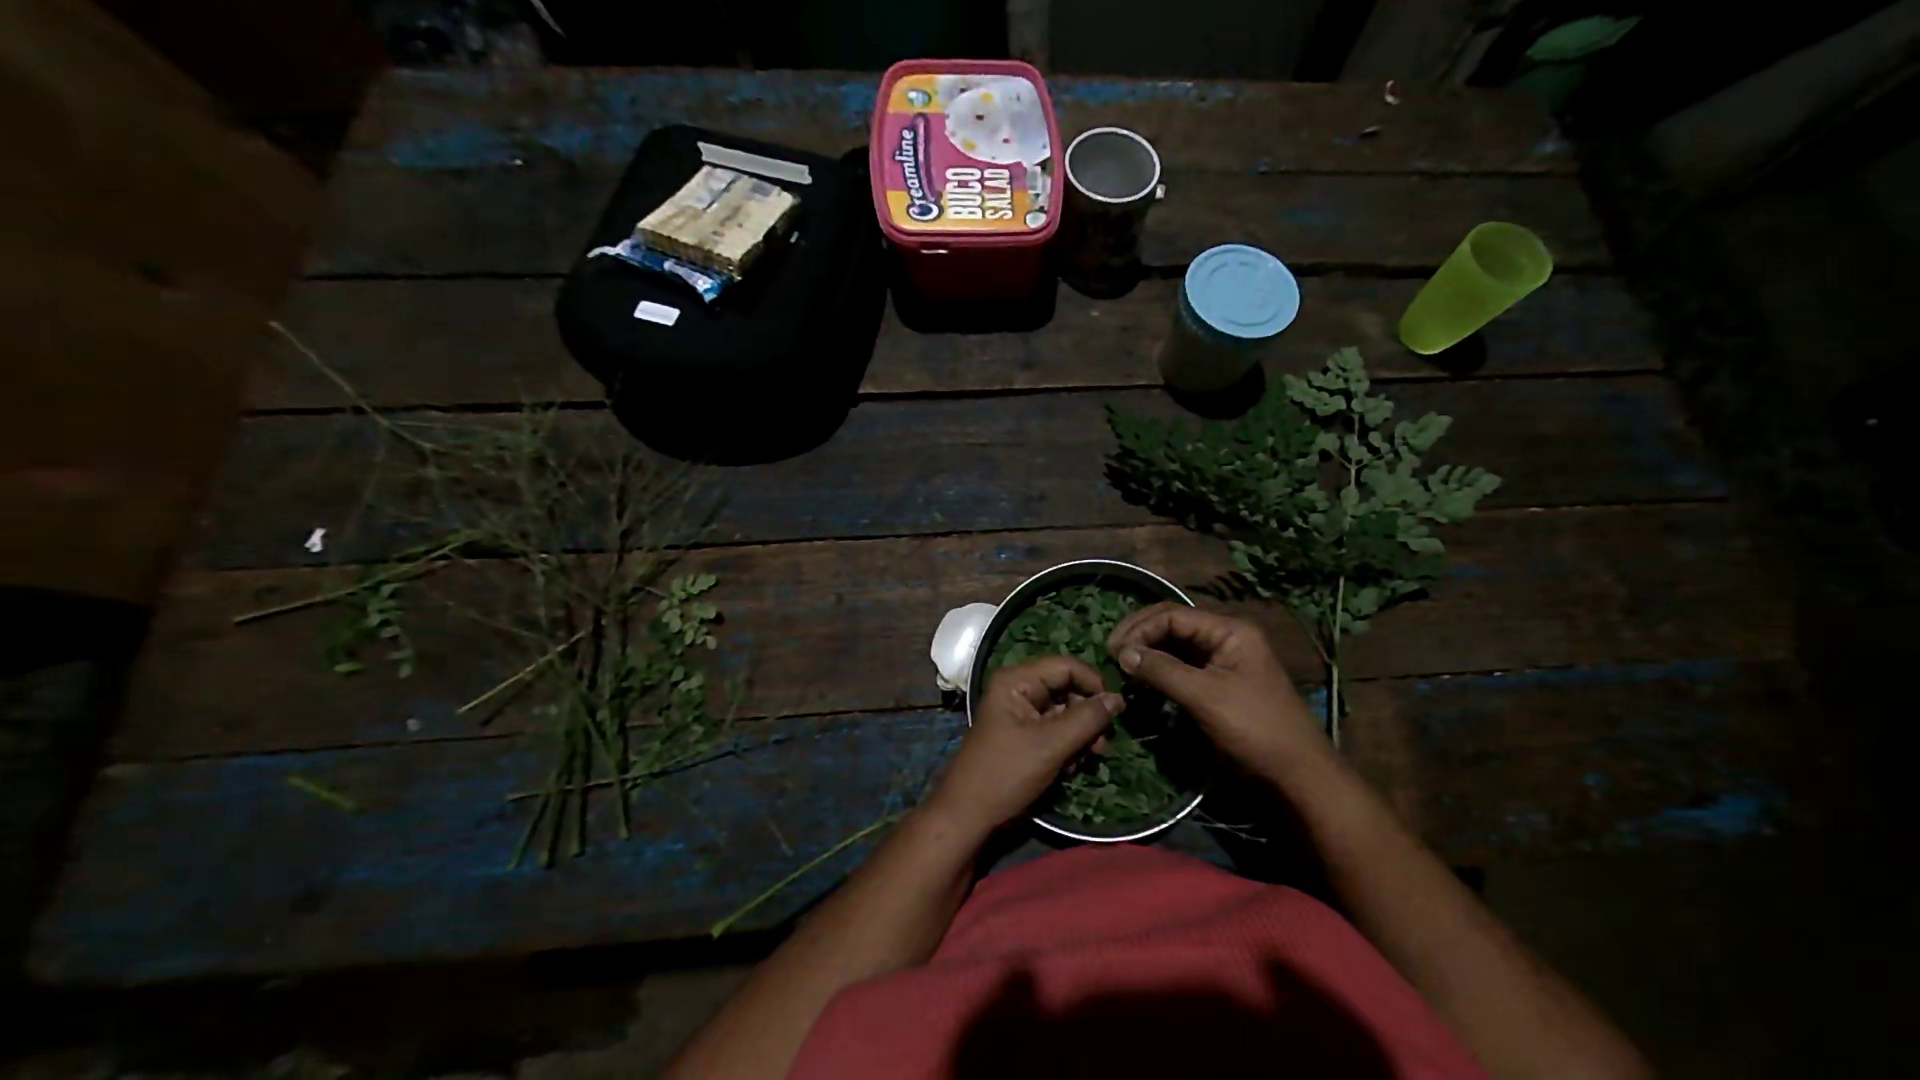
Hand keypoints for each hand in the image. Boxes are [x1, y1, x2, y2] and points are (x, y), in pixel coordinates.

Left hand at [924, 657, 1123, 835]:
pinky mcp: (1025, 735)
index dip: (1094, 684)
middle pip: (1067, 689)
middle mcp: (1019, 690)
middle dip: (1088, 716)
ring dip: (1081, 735)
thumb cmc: (1006, 773)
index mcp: (1016, 681)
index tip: (1116, 711)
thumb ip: (1087, 719)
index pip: (1066, 666)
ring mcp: (1021, 713)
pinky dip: (1068, 746)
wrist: (969, 814)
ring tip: (1085, 760)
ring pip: (1065, 712)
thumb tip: (1118, 699)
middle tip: (1101, 746)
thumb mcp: (1050, 745)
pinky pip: (1056, 730)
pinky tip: (1069, 767)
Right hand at [1107, 603, 1329, 774]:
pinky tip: (1142, 681)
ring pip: (1176, 646)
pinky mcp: (1219, 683)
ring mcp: (1223, 661)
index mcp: (1230, 631)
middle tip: (1111, 655)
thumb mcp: (1204, 696)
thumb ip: (1162, 670)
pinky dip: (1160, 670)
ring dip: (1148, 653)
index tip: (1113, 651)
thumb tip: (1123, 654)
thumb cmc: (1254, 728)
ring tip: (1122, 667)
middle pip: (1173, 625)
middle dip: (1140, 636)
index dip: (1139, 629)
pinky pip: (1183, 667)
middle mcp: (1226, 638)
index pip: (1172, 615)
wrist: (1296, 773)